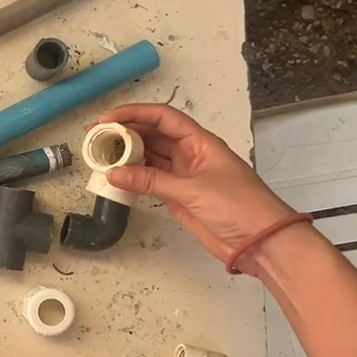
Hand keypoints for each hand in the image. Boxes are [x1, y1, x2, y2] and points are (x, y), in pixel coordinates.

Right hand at [94, 103, 298, 265]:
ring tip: (99, 154)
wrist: (261, 242)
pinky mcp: (177, 196)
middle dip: (124, 132)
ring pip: (148, 157)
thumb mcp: (192, 190)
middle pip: (152, 134)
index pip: (162, 117)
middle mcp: (189, 154)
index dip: (134, 113)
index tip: (106, 118)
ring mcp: (183, 175)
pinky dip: (131, 178)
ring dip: (125, 155)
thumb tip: (113, 173)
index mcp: (200, 142)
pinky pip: (149, 180)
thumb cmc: (238, 207)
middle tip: (94, 136)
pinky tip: (114, 176)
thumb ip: (151, 181)